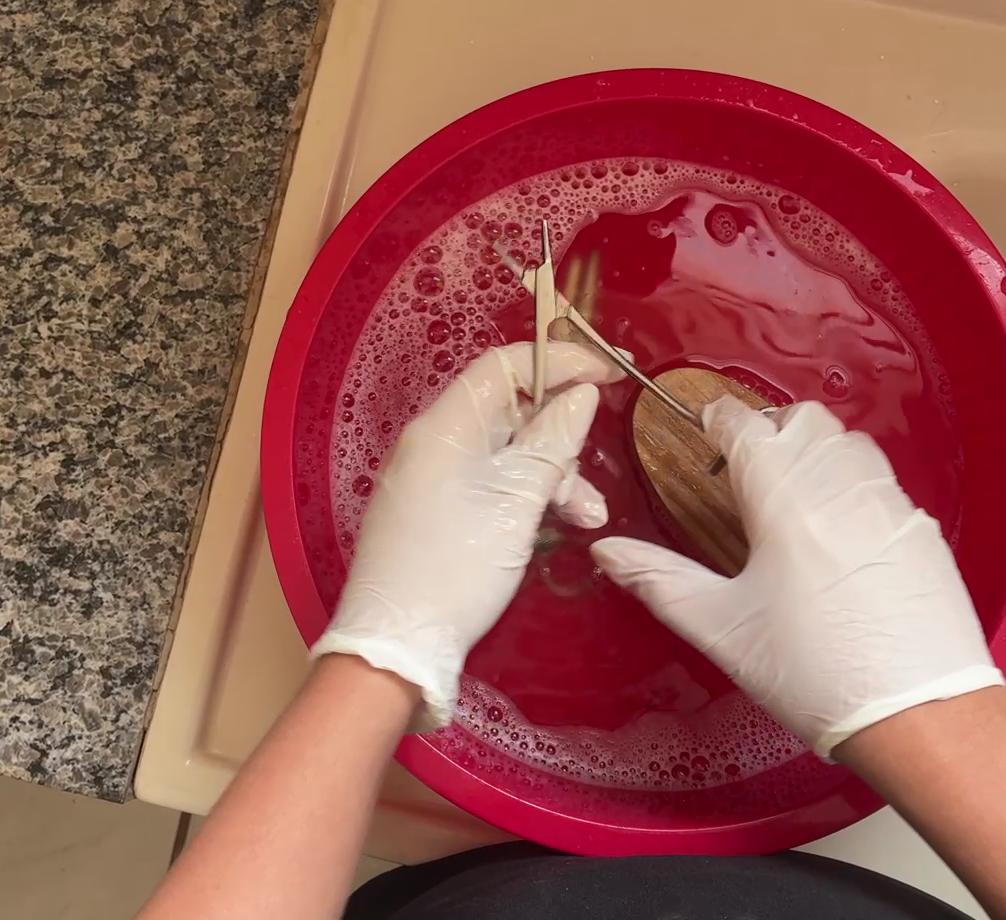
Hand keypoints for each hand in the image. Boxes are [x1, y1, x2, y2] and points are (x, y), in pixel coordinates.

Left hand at [313, 342, 621, 726]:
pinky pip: (490, 481)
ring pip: (507, 452)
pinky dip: (525, 496)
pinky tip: (560, 524)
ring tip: (587, 516)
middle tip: (591, 471)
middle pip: (511, 411)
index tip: (611, 373)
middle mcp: (435, 439)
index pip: (505, 365)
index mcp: (446, 425)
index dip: (560, 361)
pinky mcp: (437, 505)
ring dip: (551, 475)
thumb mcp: (516, 502)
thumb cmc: (456, 566)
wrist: (395, 645)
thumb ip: (553, 441)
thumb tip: (581, 393)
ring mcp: (434, 474)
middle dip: (560, 437)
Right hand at [590, 397, 1002, 755]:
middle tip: (744, 472)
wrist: (926, 720)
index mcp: (782, 497)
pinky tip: (839, 531)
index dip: (718, 420)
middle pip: (800, 418)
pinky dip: (847, 478)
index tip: (704, 434)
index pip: (744, 424)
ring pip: (844, 439)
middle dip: (766, 428)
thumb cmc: (810, 669)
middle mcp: (838, 483)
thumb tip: (605, 551)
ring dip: (809, 448)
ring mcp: (887, 501)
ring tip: (790, 495)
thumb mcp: (720, 627)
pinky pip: (878, 476)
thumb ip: (657, 579)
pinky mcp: (921, 528)